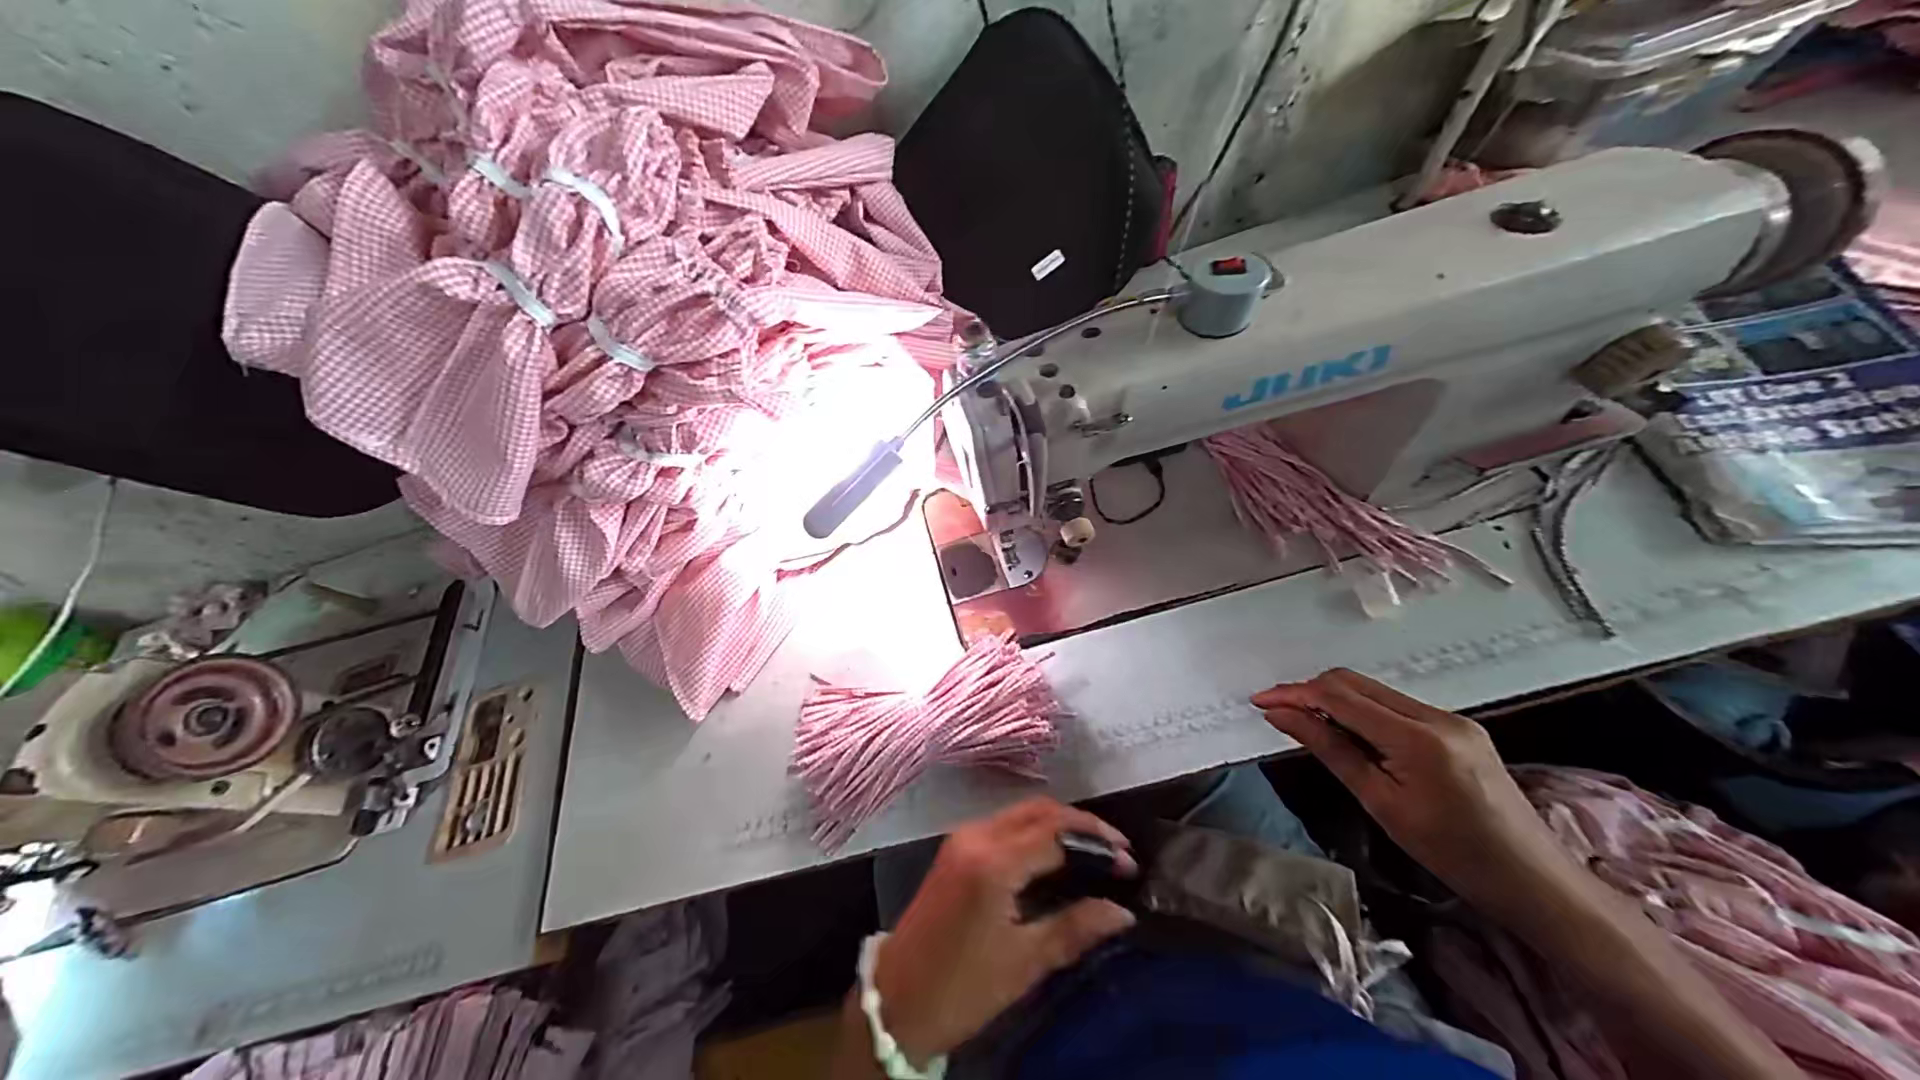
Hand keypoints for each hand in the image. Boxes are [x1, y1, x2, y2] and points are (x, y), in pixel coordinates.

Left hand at [873, 798, 1136, 1064]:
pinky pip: (1004, 824)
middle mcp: (977, 836)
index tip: (1129, 864)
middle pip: (1040, 811)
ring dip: (1059, 825)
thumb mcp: (1025, 962)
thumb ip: (1076, 928)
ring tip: (1094, 854)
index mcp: (994, 861)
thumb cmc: (963, 988)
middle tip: (1117, 852)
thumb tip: (1123, 912)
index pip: (1058, 832)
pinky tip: (1055, 856)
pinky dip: (1035, 831)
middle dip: (1082, 825)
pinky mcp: (955, 848)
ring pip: (1022, 813)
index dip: (1098, 843)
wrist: (895, 1001)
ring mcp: (962, 838)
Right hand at [1252, 669, 1573, 912]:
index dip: (1295, 694)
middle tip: (1276, 711)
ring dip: (1335, 700)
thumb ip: (1329, 750)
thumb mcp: (1379, 803)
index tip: (1260, 702)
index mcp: (1417, 738)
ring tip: (1305, 723)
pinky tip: (1348, 733)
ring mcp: (1451, 719)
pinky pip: (1395, 705)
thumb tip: (1283, 716)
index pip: (1340, 697)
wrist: (1532, 879)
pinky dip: (1362, 712)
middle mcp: (1437, 716)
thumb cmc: (1452, 853)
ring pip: (1374, 691)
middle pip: (1356, 683)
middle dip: (1310, 691)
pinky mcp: (1458, 728)